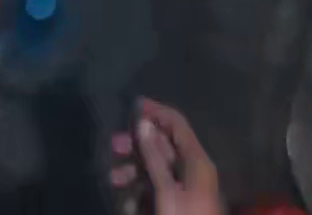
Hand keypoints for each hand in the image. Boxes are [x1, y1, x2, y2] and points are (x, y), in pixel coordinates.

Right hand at [108, 98, 221, 214]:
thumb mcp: (167, 192)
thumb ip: (154, 157)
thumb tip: (143, 122)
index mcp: (197, 161)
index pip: (176, 123)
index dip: (155, 111)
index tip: (131, 106)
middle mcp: (193, 170)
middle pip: (163, 144)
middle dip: (137, 143)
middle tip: (114, 145)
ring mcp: (187, 190)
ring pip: (157, 166)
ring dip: (134, 168)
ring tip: (114, 178)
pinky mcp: (180, 206)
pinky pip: (158, 187)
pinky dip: (141, 188)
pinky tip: (126, 200)